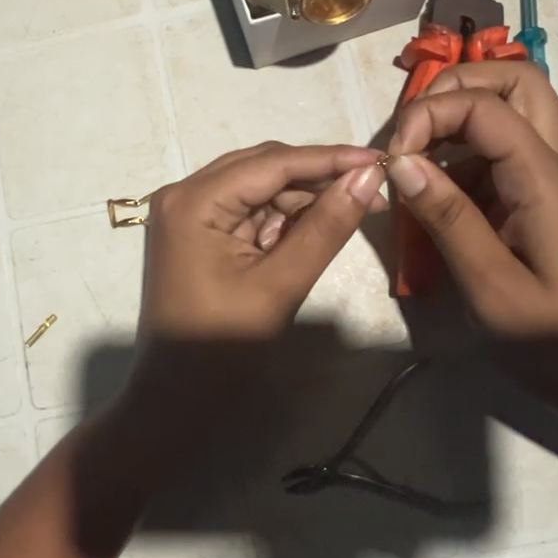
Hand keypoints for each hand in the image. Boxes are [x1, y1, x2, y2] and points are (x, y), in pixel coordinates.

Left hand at [125, 142, 385, 419]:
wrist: (174, 400)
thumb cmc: (223, 348)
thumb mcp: (279, 285)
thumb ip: (325, 227)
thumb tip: (368, 176)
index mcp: (193, 201)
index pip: (271, 163)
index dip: (329, 158)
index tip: (382, 158)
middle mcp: (183, 194)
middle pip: (261, 167)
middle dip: (315, 178)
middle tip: (370, 191)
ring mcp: (185, 213)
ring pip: (255, 187)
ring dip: (297, 200)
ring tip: (343, 218)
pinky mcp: (194, 233)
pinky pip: (244, 210)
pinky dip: (277, 219)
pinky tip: (304, 238)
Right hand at [384, 63, 557, 425]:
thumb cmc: (556, 343)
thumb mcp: (490, 287)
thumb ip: (446, 218)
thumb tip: (399, 162)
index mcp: (543, 180)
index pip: (483, 105)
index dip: (428, 115)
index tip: (393, 162)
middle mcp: (556, 164)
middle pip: (516, 81)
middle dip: (456, 88)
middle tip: (413, 129)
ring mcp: (556, 181)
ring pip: (514, 110)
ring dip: (460, 119)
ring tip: (416, 163)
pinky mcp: (547, 201)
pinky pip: (507, 153)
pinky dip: (467, 156)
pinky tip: (439, 198)